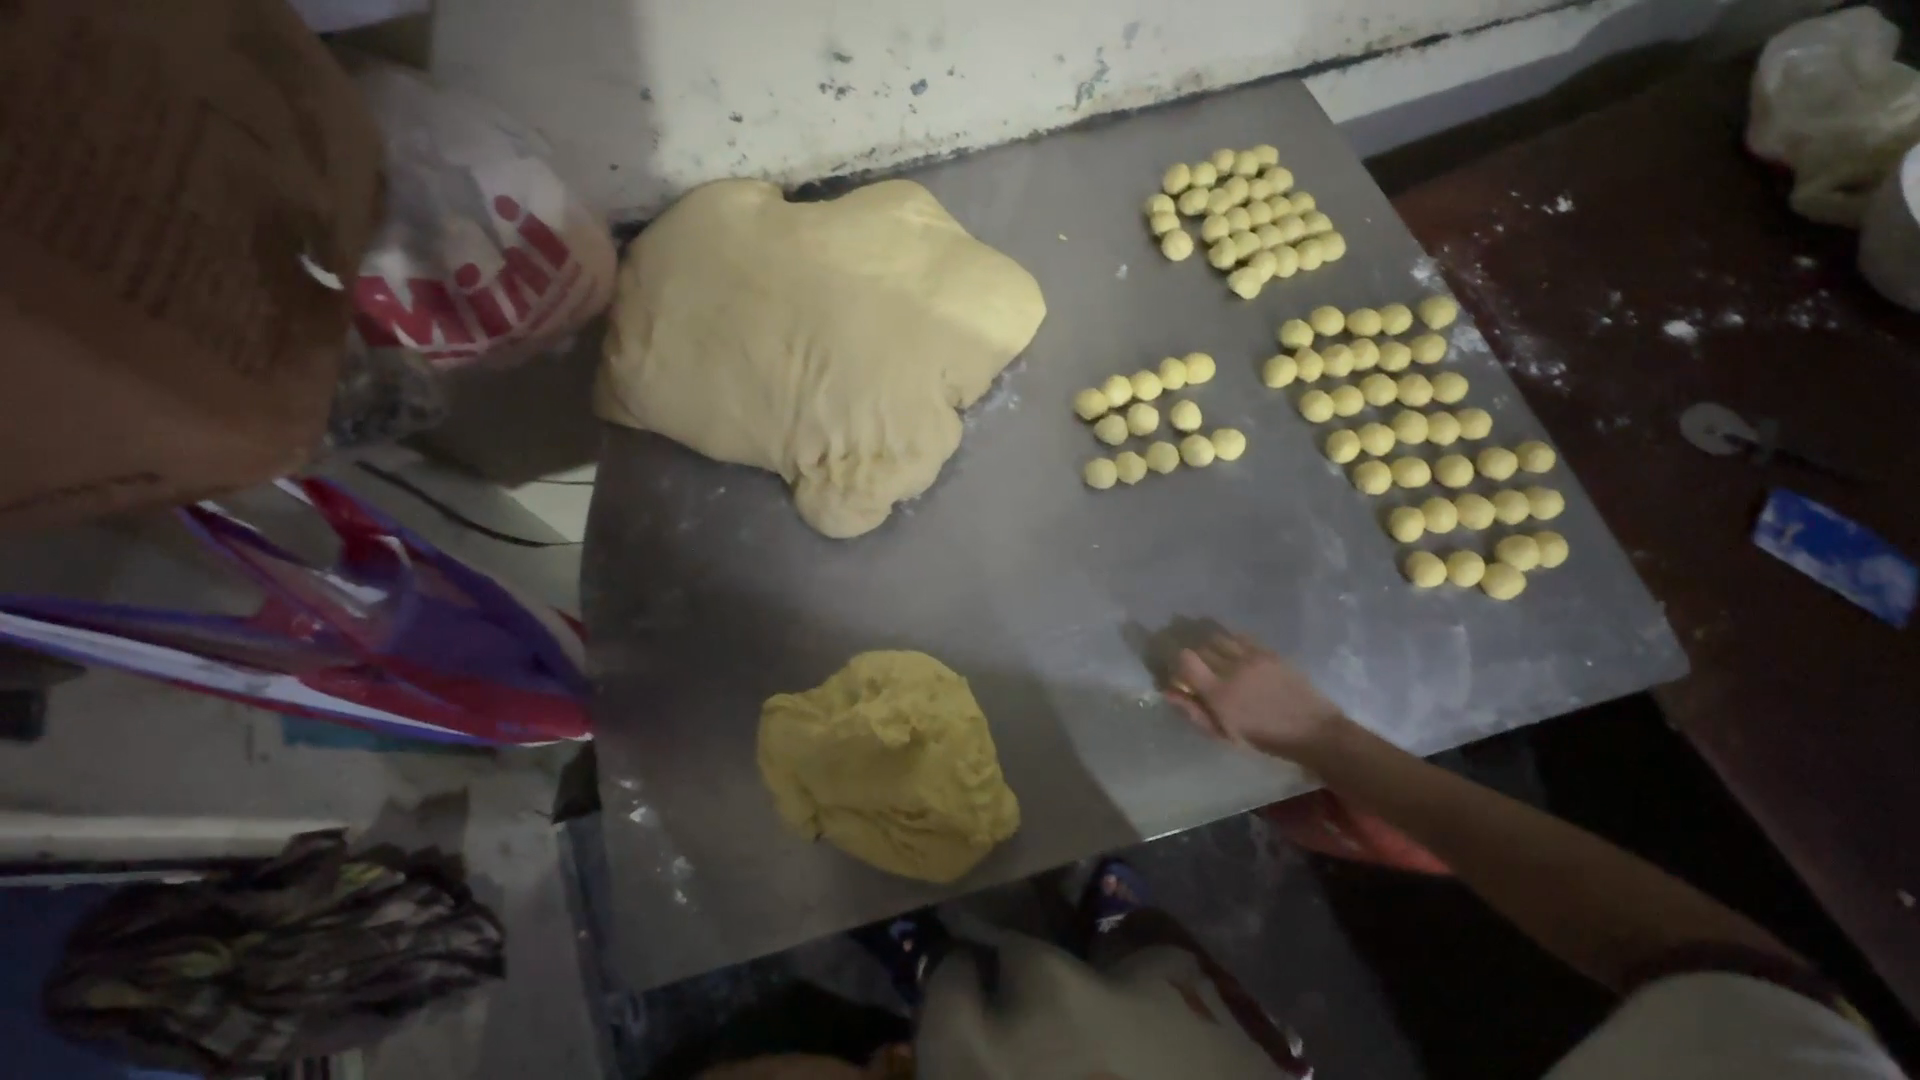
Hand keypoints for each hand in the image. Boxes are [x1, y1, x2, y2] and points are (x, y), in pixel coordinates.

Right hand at [1165, 630, 1347, 757]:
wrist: (1312, 731)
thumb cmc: (1264, 739)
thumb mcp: (1224, 734)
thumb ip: (1194, 712)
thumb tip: (1168, 692)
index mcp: (1218, 693)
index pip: (1185, 660)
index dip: (1178, 663)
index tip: (1180, 673)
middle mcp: (1232, 668)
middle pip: (1201, 646)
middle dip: (1194, 655)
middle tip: (1197, 667)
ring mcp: (1253, 657)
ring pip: (1219, 637)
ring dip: (1212, 646)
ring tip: (1216, 658)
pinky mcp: (1269, 651)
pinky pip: (1241, 637)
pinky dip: (1232, 642)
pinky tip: (1235, 654)